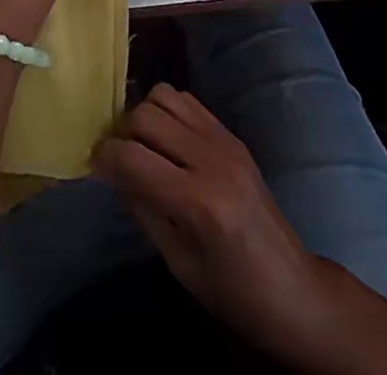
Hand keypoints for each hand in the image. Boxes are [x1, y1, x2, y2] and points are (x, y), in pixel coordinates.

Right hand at [94, 85, 334, 358]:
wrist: (292, 287)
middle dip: (122, 134)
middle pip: (146, 115)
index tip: (94, 168)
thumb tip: (109, 169)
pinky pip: (189, 101)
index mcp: (199, 202)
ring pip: (166, 96)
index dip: (104, 157)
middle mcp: (214, 160)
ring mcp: (227, 142)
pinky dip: (168, 111)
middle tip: (118, 160)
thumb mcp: (177, 259)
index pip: (133, 156)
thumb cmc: (231, 290)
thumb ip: (141, 206)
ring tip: (144, 147)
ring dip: (145, 116)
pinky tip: (167, 141)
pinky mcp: (233, 135)